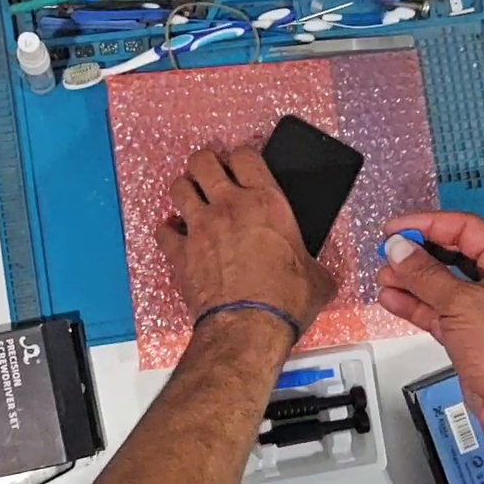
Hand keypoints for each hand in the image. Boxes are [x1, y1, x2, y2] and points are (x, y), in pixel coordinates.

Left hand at [156, 145, 336, 335]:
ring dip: (185, 189)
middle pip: (203, 161)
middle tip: (212, 174)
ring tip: (192, 198)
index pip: (246, 156)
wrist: (249, 328)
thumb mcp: (318, 277)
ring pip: (179, 188)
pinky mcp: (180, 253)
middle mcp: (229, 207)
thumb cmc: (285, 301)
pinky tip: (175, 235)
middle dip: (205, 163)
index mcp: (266, 203)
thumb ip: (314, 263)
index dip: (242, 157)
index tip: (243, 165)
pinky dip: (167, 231)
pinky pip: (163, 231)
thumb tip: (319, 273)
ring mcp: (200, 228)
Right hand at [375, 212, 483, 438]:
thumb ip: (427, 275)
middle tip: (387, 254)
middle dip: (417, 256)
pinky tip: (392, 299)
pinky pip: (438, 313)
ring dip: (411, 281)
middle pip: (452, 257)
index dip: (429, 225)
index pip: (466, 230)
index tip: (397, 229)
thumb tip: (400, 249)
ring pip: (441, 286)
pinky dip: (415, 306)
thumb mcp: (464, 305)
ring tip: (383, 278)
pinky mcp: (471, 337)